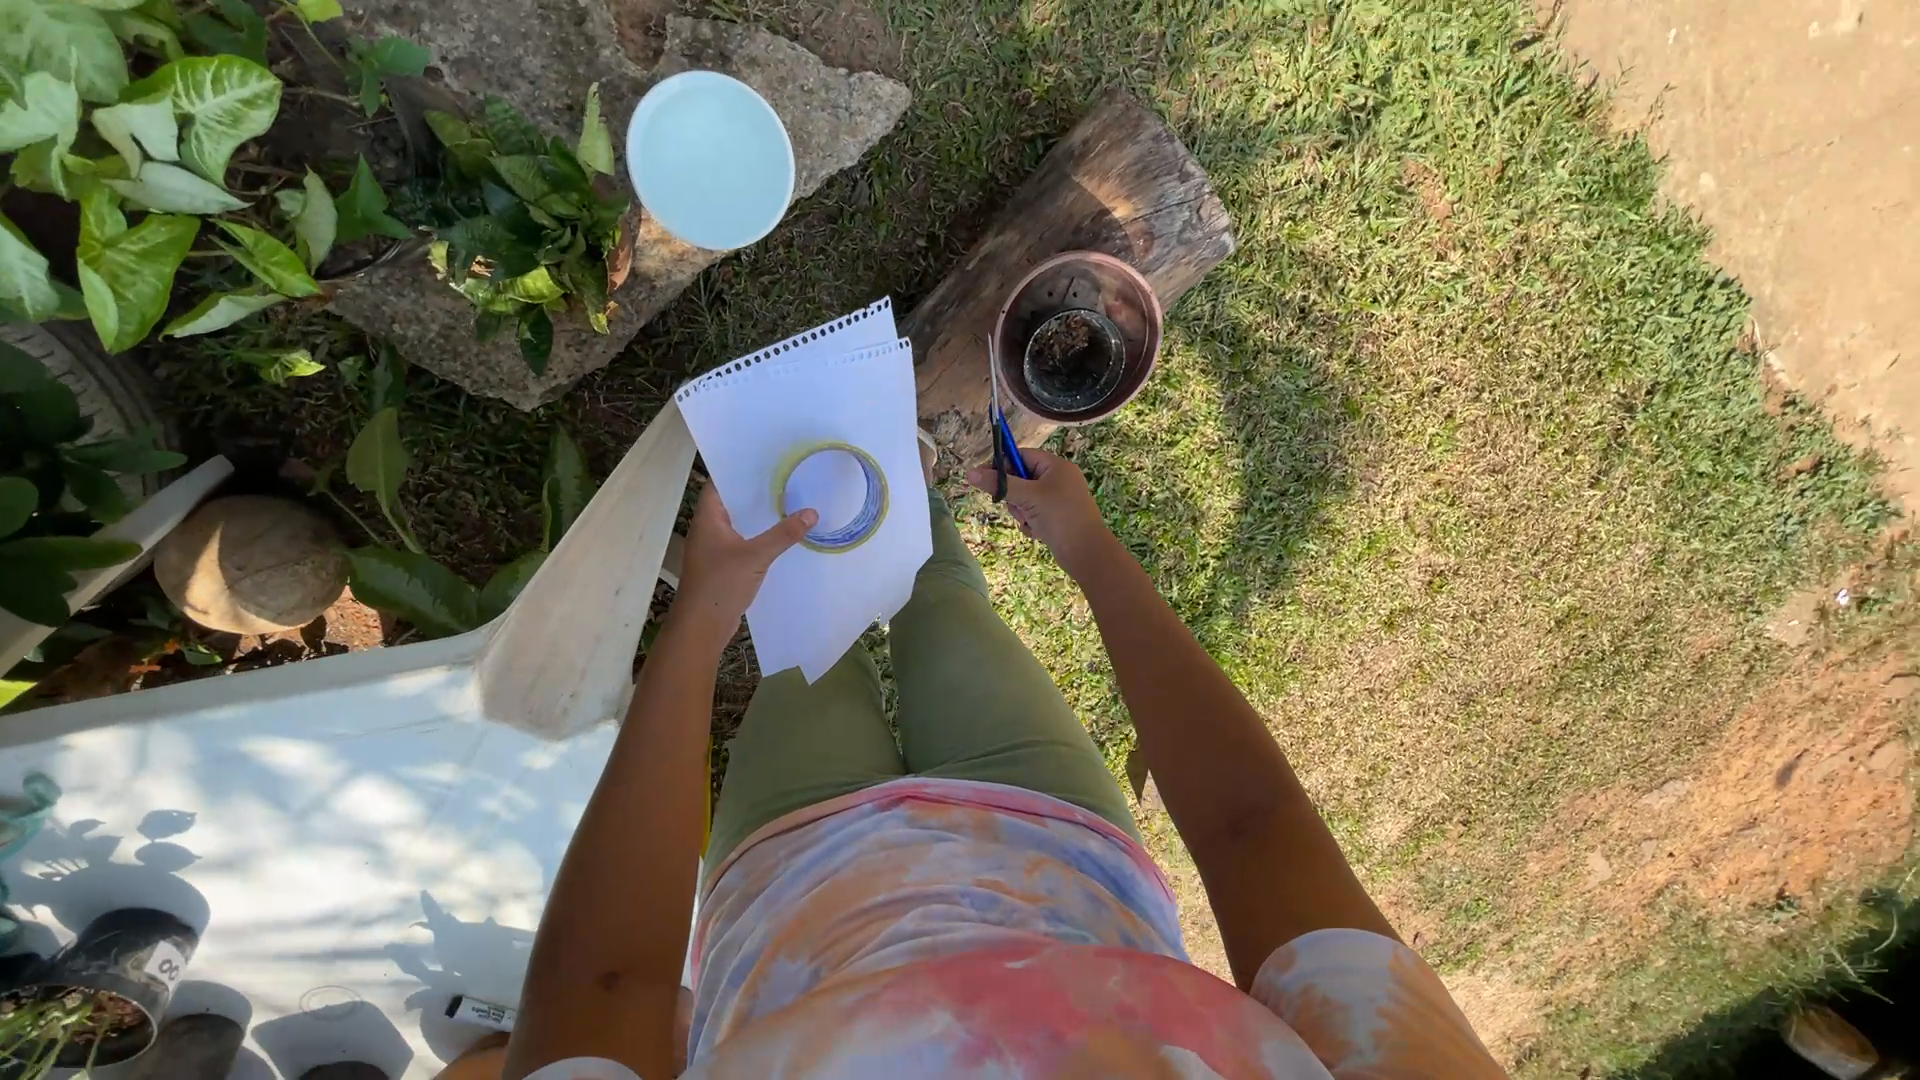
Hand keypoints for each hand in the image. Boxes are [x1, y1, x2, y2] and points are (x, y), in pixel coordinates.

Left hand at [668, 483, 814, 652]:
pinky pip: (744, 541)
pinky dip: (760, 536)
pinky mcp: (724, 565)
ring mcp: (715, 548)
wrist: (702, 626)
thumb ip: (784, 534)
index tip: (765, 459)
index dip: (739, 469)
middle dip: (756, 491)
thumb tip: (812, 512)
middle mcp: (709, 528)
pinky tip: (781, 536)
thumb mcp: (756, 556)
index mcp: (709, 518)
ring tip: (789, 501)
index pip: (720, 482)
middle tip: (786, 477)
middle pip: (733, 502)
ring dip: (760, 515)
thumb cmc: (721, 584)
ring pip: (740, 523)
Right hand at [965, 448, 1116, 579]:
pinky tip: (1039, 532)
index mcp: (1055, 466)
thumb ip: (999, 484)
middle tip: (1018, 506)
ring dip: (1022, 512)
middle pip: (1020, 479)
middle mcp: (1058, 479)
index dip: (1003, 466)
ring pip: (1024, 499)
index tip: (987, 480)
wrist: (1086, 552)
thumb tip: (970, 473)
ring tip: (1031, 521)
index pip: (1021, 456)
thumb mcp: (1027, 497)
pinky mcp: (1056, 516)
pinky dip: (1031, 523)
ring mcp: (1057, 499)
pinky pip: (1032, 514)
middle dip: (1015, 496)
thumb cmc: (1060, 517)